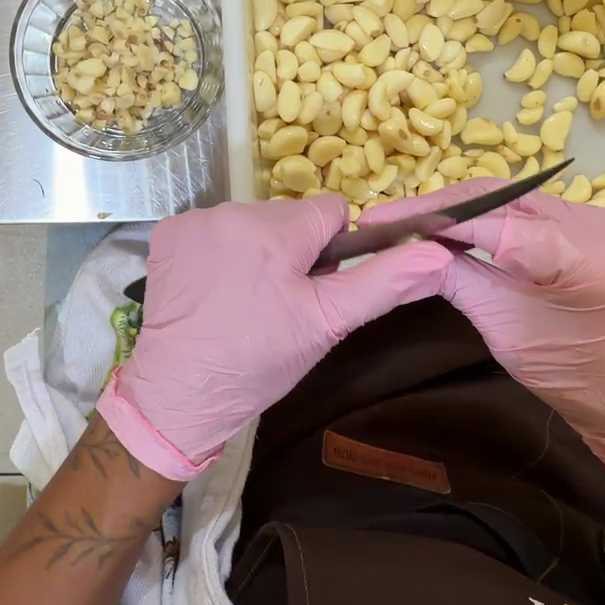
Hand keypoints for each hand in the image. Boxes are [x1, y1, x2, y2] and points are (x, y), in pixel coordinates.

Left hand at [96, 196, 453, 480]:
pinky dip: (216, 251)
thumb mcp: (327, 325)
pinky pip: (210, 229)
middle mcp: (235, 211)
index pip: (330, 210)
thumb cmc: (259, 361)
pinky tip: (210, 290)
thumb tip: (435, 251)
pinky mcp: (168, 232)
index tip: (314, 286)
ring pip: (250, 222)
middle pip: (288, 217)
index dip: (332, 248)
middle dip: (292, 249)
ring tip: (242, 298)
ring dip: (254, 248)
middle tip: (278, 300)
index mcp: (279, 230)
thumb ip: (382, 282)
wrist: (179, 394)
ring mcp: (195, 220)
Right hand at [358, 179, 604, 497]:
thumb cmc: (574, 377)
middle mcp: (588, 221)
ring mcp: (587, 215)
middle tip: (384, 219)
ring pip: (502, 195)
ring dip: (452, 207)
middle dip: (436, 206)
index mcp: (581, 257)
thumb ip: (457, 280)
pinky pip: (516, 206)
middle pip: (495, 196)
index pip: (491, 222)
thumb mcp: (504, 331)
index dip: (435, 219)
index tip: (383, 224)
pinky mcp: (579, 220)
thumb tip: (406, 250)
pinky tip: (444, 225)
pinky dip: (476, 214)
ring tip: (405, 220)